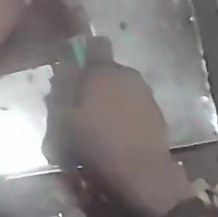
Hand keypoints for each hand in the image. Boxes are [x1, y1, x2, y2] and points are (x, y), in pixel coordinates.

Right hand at [53, 42, 193, 216]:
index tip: (76, 67)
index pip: (96, 44)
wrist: (141, 172)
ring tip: (101, 125)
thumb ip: (60, 94)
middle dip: (96, 82)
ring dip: (112, 99)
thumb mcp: (64, 123)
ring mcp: (145, 93)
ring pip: (123, 88)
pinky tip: (119, 134)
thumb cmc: (96, 145)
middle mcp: (127, 75)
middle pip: (108, 70)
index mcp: (102, 72)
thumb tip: (61, 74)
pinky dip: (126, 114)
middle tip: (83, 106)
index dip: (86, 51)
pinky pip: (135, 105)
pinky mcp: (157, 112)